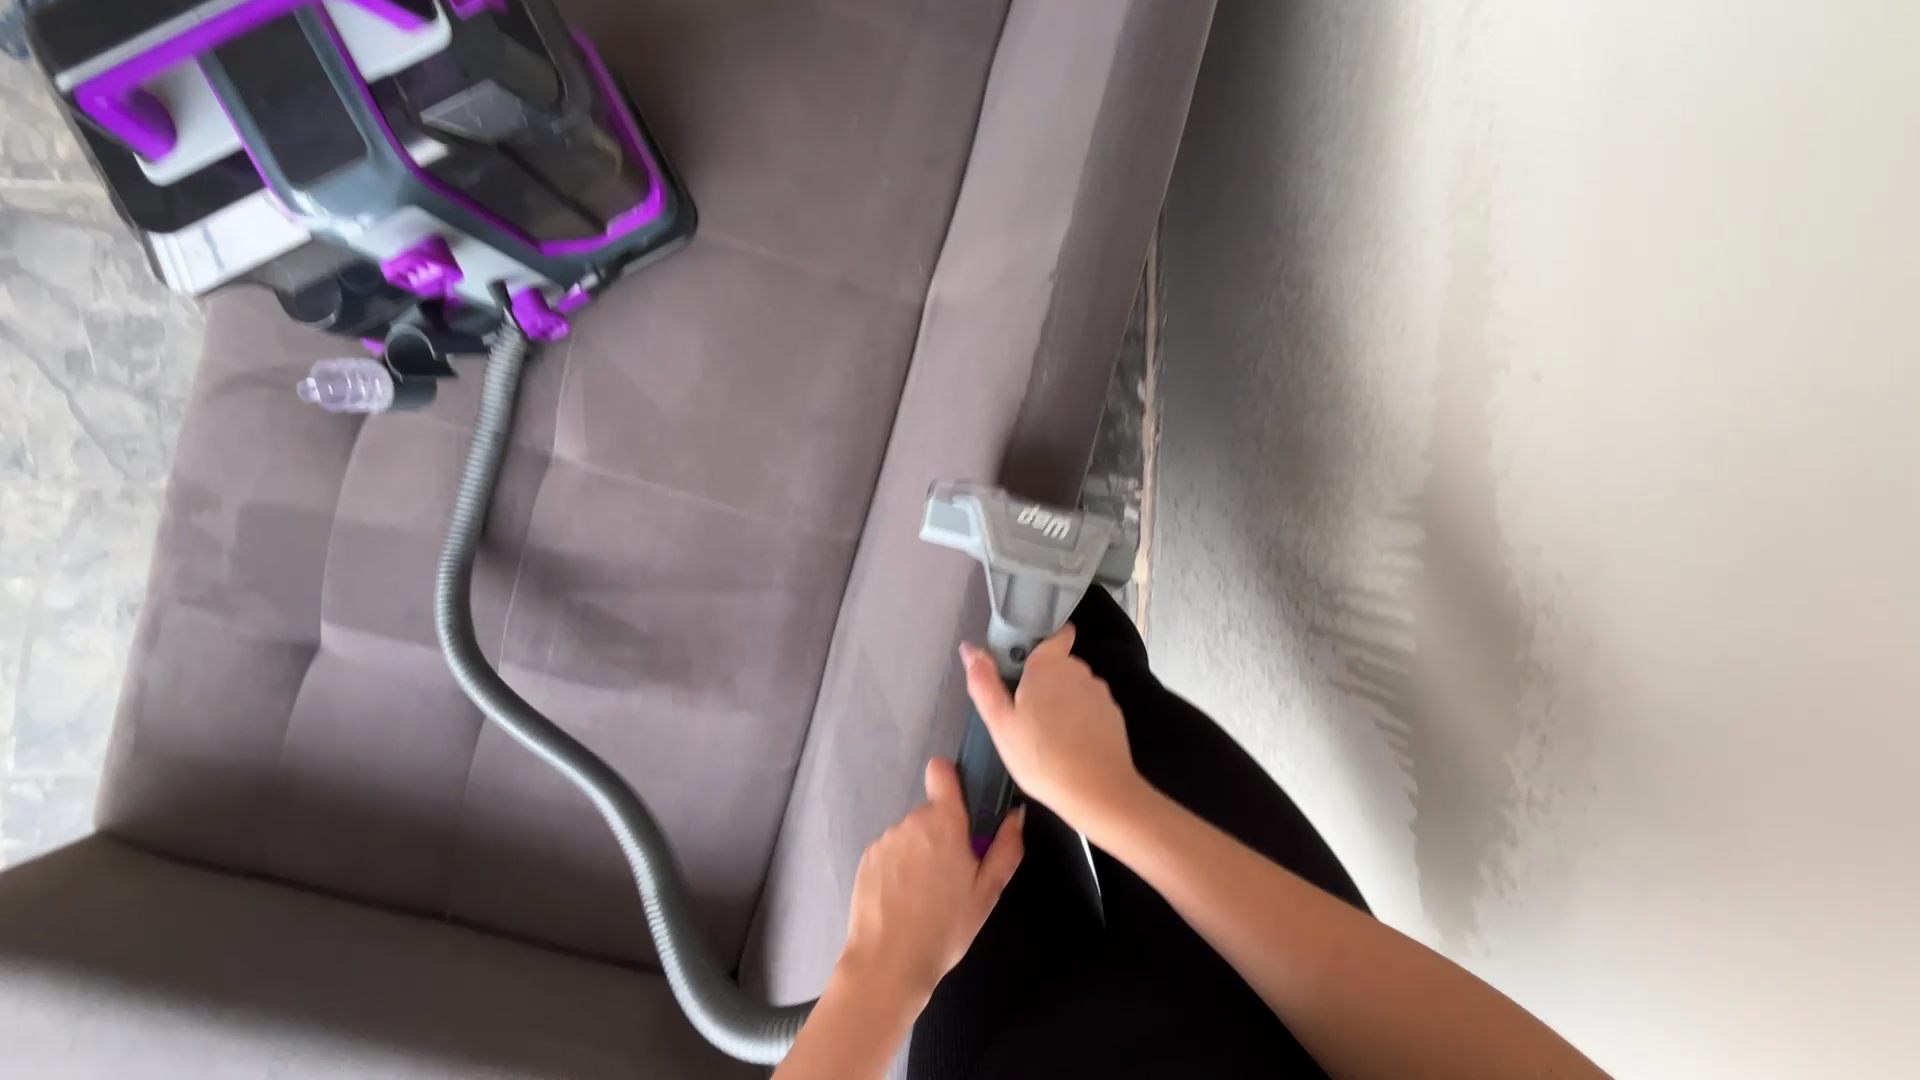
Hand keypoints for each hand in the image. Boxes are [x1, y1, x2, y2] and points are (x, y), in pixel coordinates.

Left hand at [837, 759, 1024, 1000]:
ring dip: (921, 852)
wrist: (887, 965)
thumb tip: (1015, 815)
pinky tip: (905, 900)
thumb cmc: (945, 928)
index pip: (942, 771)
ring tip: (927, 894)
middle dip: (944, 834)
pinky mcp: (866, 858)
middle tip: (953, 874)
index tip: (962, 806)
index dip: (952, 780)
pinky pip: (891, 852)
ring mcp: (885, 839)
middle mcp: (911, 821)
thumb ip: (1007, 848)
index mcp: (944, 822)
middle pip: (932, 812)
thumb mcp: (988, 893)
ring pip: (912, 834)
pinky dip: (900, 867)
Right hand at [962, 627, 1147, 834]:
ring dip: (1060, 701)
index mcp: (1048, 665)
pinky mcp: (1113, 714)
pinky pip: (1088, 707)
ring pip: (1073, 687)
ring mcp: (1099, 692)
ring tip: (1045, 736)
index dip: (1039, 642)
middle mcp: (1078, 670)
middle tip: (1023, 714)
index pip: (1055, 634)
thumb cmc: (1041, 756)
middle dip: (1041, 681)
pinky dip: (1078, 719)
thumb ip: (984, 682)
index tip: (1023, 664)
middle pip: (1057, 665)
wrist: (1098, 791)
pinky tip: (1068, 745)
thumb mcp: (1000, 723)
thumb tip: (969, 648)